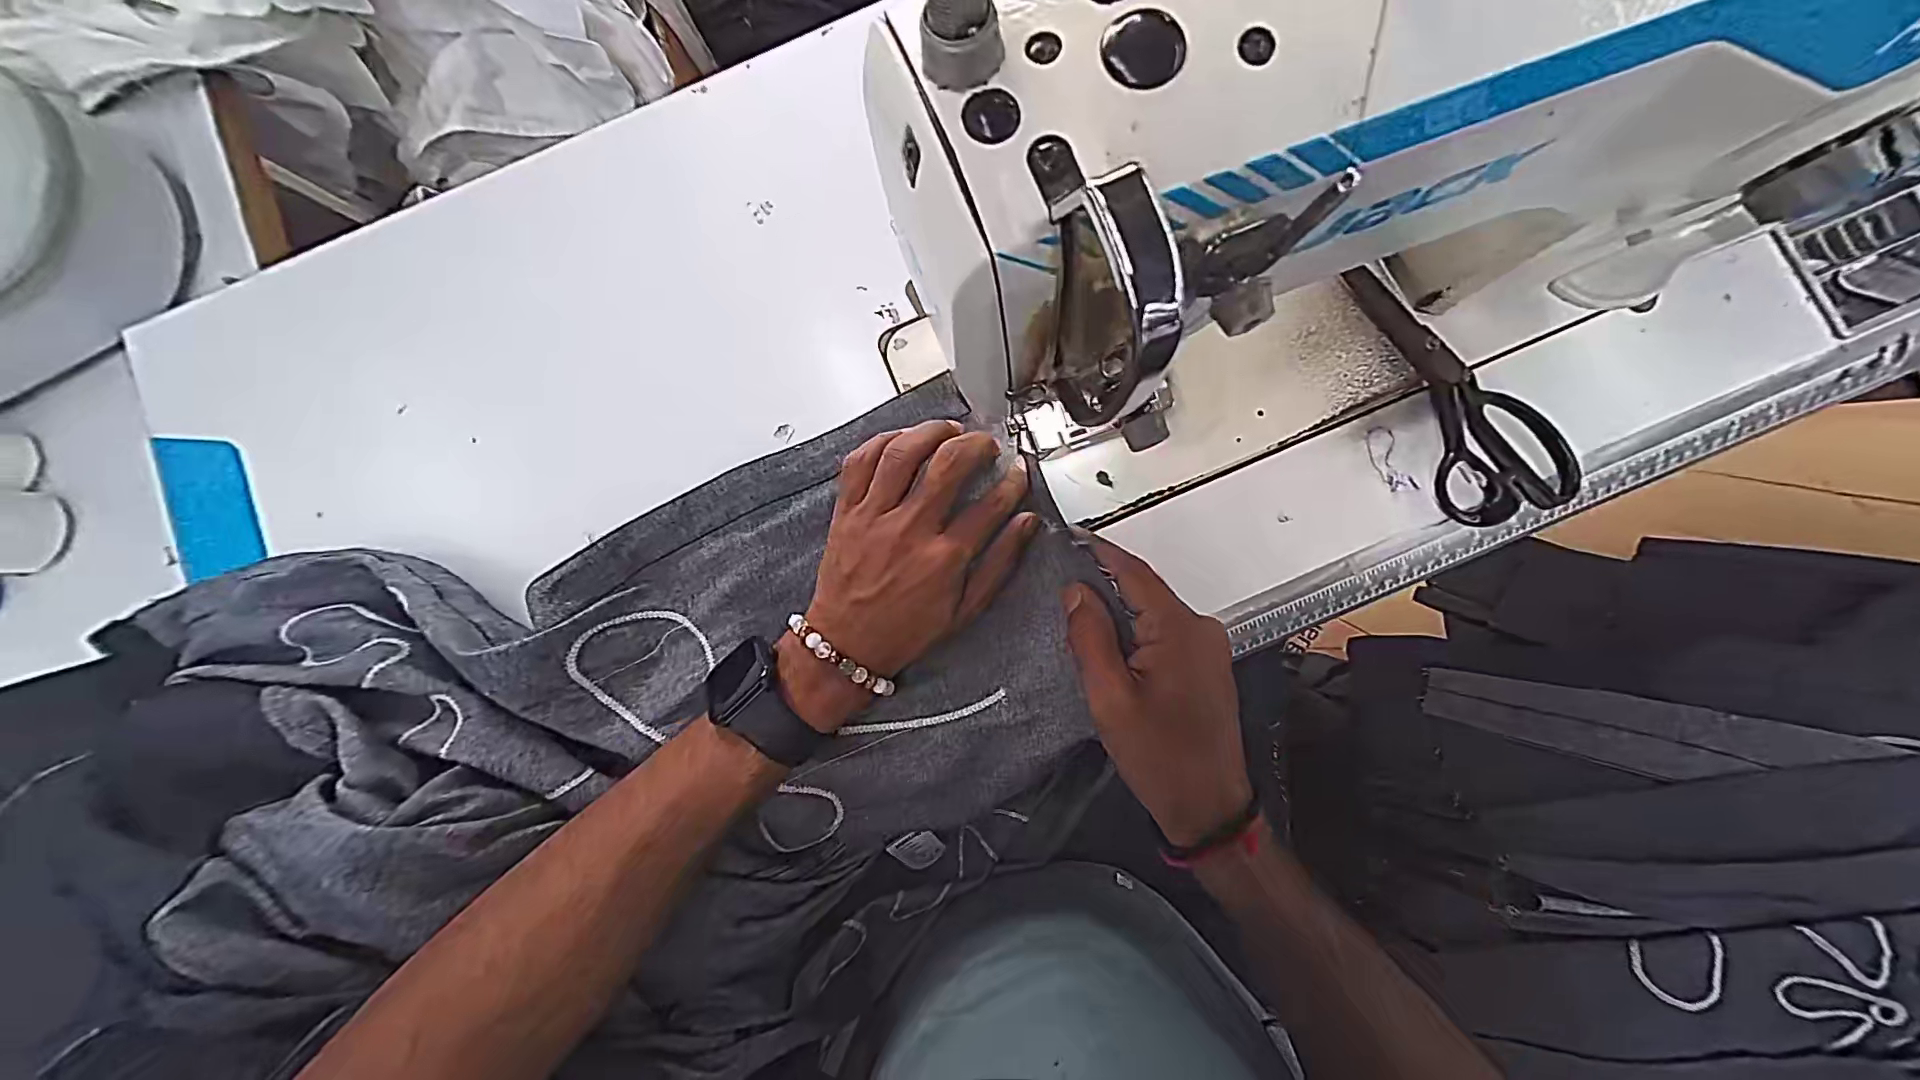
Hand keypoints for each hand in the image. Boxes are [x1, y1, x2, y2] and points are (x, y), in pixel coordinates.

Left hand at [778, 419, 1039, 732]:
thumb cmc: (905, 629)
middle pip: (948, 465)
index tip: (1017, 472)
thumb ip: (1000, 563)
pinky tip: (902, 439)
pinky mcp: (847, 513)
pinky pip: (860, 463)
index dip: (1012, 481)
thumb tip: (1026, 524)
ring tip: (949, 430)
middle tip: (986, 444)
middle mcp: (909, 531)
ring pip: (903, 453)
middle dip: (977, 444)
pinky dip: (882, 441)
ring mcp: (874, 518)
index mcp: (943, 559)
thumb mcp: (965, 609)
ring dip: (932, 432)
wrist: (847, 643)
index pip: (990, 505)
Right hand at [1062, 535, 1250, 846]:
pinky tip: (1112, 644)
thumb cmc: (1160, 757)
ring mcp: (1208, 645)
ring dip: (1118, 609)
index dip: (1098, 551)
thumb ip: (1090, 637)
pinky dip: (1136, 628)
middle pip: (1144, 589)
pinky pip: (1164, 630)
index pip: (1133, 572)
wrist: (1209, 805)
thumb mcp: (1110, 698)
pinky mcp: (1206, 662)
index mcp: (1179, 630)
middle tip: (1062, 584)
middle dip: (1103, 583)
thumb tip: (1075, 591)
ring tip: (1079, 615)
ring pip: (1153, 610)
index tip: (1070, 537)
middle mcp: (1200, 628)